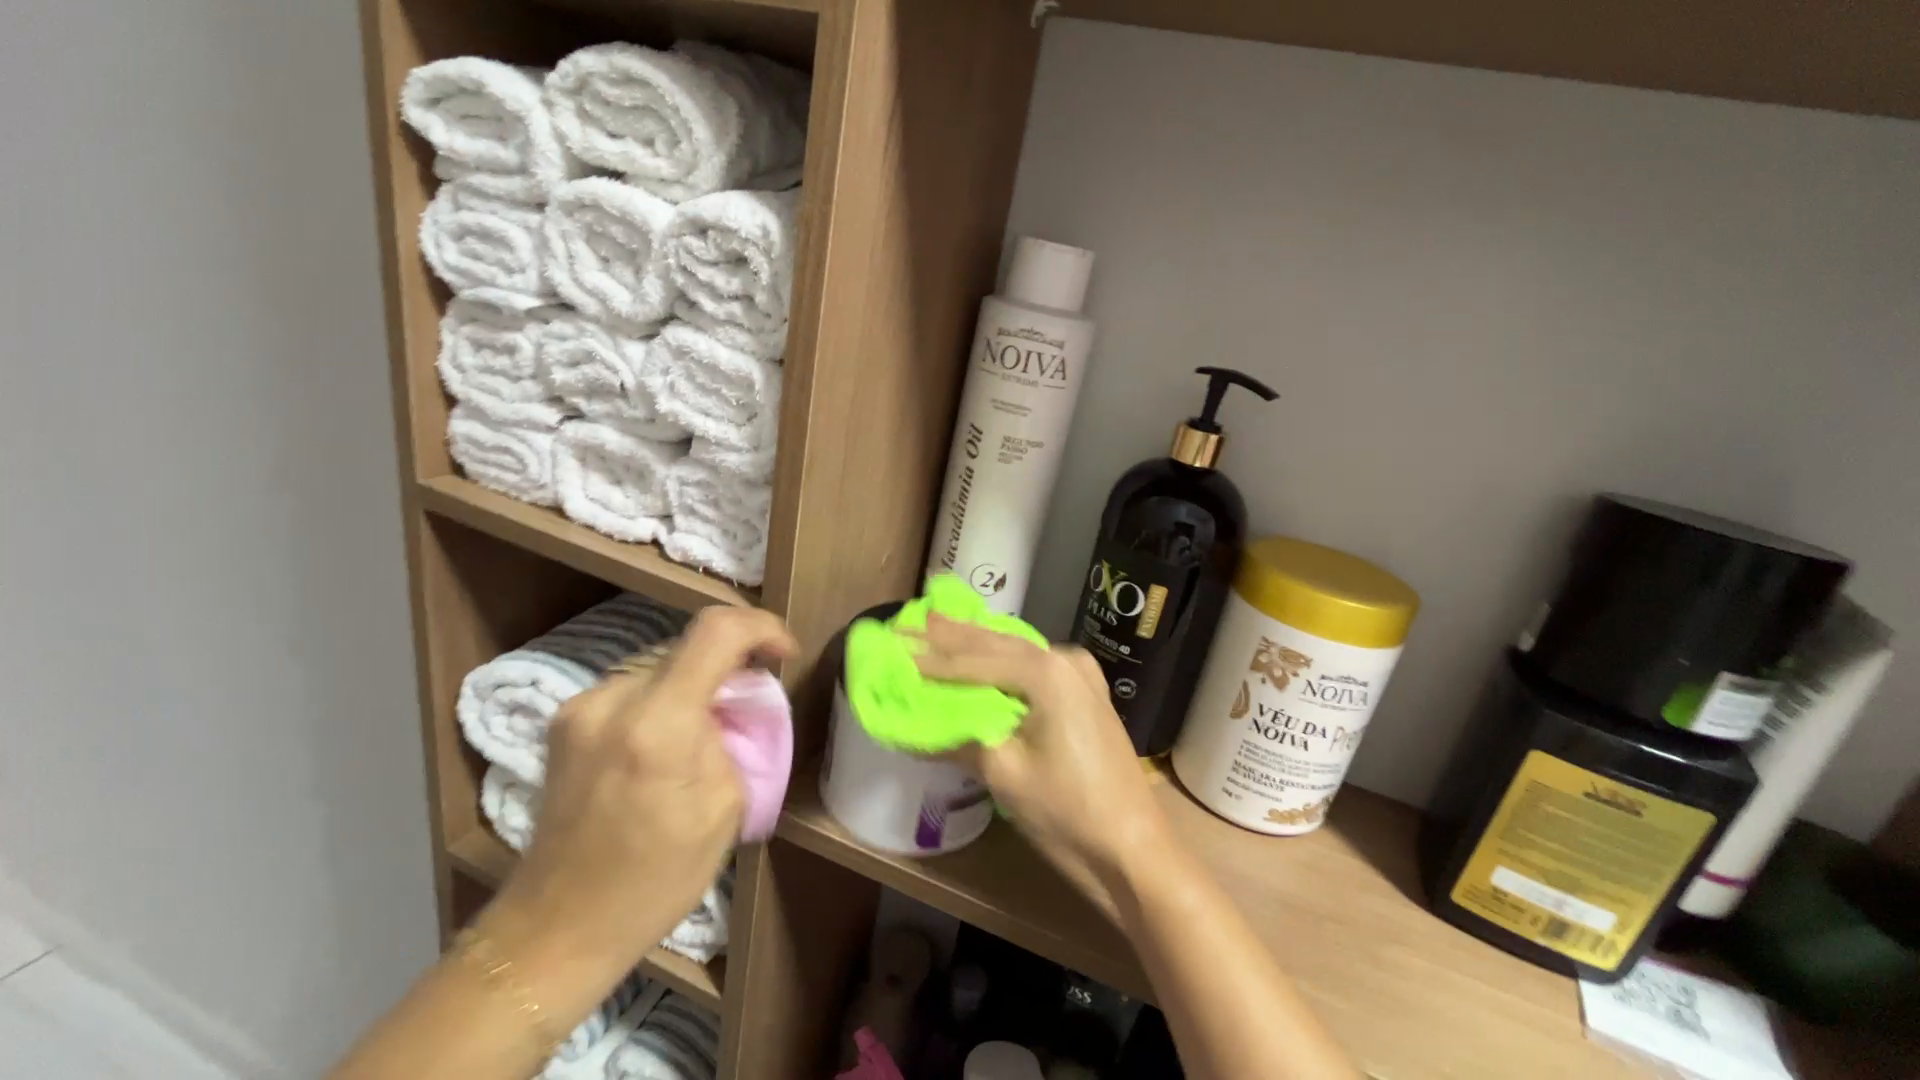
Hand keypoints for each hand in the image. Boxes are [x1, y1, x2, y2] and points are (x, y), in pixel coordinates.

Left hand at [483, 606, 796, 978]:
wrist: (559, 925)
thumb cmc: (655, 881)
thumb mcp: (724, 810)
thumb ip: (732, 740)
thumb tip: (725, 709)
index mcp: (658, 722)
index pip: (716, 631)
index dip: (761, 627)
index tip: (784, 653)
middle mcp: (611, 700)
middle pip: (687, 648)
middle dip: (729, 668)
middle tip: (749, 711)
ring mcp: (579, 708)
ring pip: (659, 669)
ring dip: (693, 688)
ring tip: (704, 739)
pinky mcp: (563, 723)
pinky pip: (630, 692)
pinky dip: (661, 705)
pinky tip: (664, 749)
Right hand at [914, 615, 1170, 906]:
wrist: (1132, 848)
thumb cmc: (1067, 811)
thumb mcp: (1004, 774)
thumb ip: (958, 740)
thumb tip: (915, 729)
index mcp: (1046, 673)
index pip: (974, 662)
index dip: (931, 660)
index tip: (894, 648)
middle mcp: (1065, 661)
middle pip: (996, 645)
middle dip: (950, 636)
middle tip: (908, 623)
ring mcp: (1081, 676)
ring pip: (1016, 652)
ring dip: (975, 644)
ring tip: (935, 626)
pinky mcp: (1086, 696)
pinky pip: (1034, 668)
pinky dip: (1001, 663)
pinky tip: (981, 657)